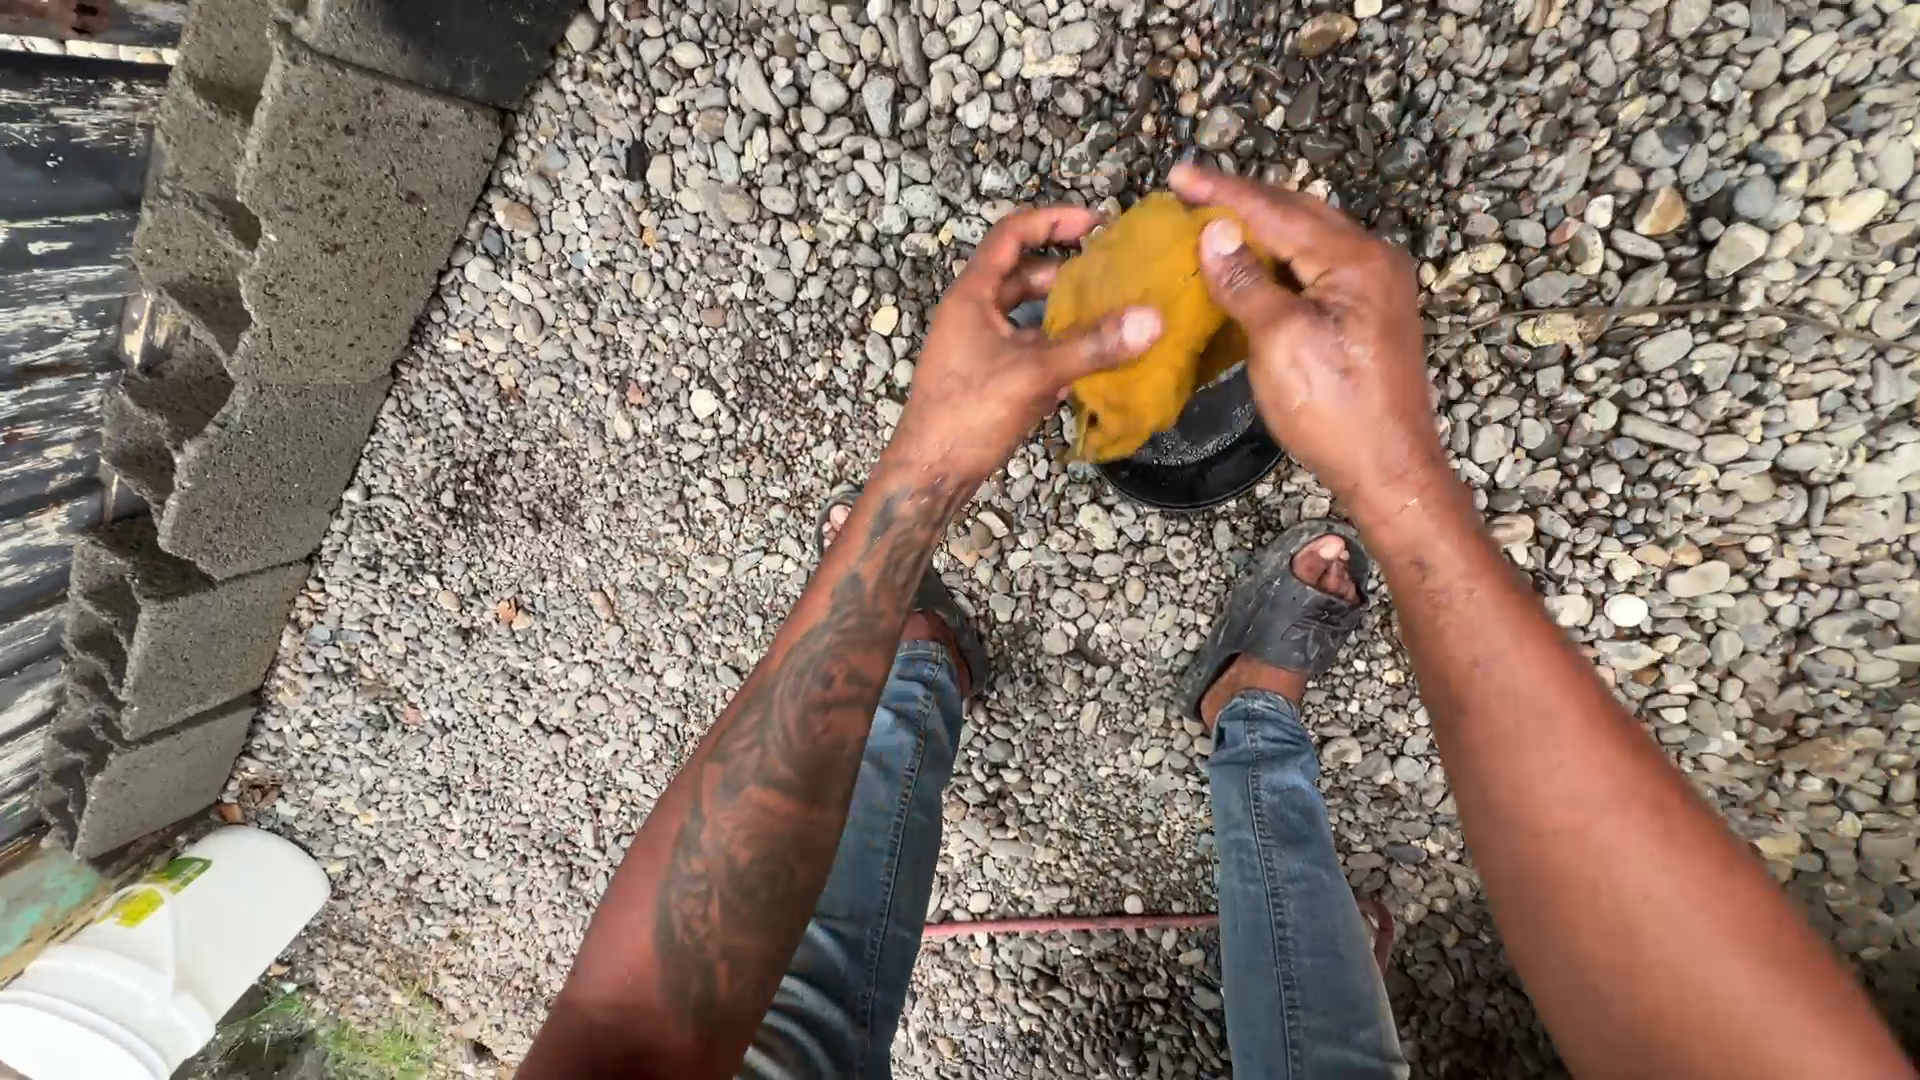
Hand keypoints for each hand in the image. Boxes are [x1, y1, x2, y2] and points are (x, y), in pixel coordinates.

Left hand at [885, 207, 1162, 488]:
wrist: (929, 473)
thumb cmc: (967, 414)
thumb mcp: (1032, 374)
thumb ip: (1092, 347)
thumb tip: (1151, 320)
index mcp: (972, 295)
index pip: (1011, 234)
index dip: (1053, 219)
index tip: (1096, 222)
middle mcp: (973, 315)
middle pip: (1023, 276)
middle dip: (1067, 274)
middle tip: (1111, 278)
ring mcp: (978, 349)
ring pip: (1028, 319)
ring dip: (1064, 318)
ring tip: (1109, 321)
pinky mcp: (987, 379)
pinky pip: (1027, 353)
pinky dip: (1054, 354)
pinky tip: (1087, 368)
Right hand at [1169, 164, 1446, 529]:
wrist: (1386, 465)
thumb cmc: (1332, 407)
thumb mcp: (1280, 341)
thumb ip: (1247, 284)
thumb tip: (1214, 235)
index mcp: (1354, 260)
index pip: (1277, 211)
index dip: (1223, 193)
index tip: (1179, 175)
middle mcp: (1372, 261)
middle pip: (1299, 214)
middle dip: (1245, 201)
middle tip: (1193, 194)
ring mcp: (1373, 289)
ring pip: (1309, 239)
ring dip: (1262, 228)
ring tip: (1216, 222)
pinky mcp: (1366, 315)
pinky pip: (1315, 269)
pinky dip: (1279, 260)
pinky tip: (1253, 267)